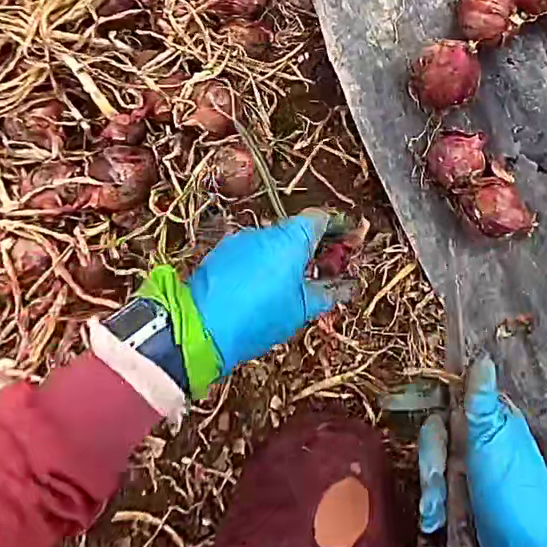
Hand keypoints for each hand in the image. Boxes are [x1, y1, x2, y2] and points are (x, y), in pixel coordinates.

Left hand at [186, 208, 348, 376]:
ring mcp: (242, 240)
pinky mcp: (222, 254)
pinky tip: (267, 287)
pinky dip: (266, 263)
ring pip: (275, 242)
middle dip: (316, 245)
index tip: (350, 241)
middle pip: (299, 229)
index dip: (340, 227)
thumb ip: (329, 293)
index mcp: (292, 237)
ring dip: (289, 256)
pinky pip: (254, 252)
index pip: (323, 218)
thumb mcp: (301, 308)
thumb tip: (348, 287)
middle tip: (327, 267)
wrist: (197, 329)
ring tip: (296, 282)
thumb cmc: (258, 315)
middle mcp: (267, 231)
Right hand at [418, 355, 546, 546]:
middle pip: (440, 431)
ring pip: (438, 460)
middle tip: (435, 486)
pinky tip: (438, 520)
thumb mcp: (491, 443)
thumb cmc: (513, 493)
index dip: (438, 415)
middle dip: (432, 460)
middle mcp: (482, 436)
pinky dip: (437, 503)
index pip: (453, 398)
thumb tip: (482, 357)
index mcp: (492, 417)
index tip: (431, 437)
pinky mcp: (469, 492)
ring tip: (437, 512)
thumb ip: (480, 401)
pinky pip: (443, 486)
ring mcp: (476, 465)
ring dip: (432, 487)